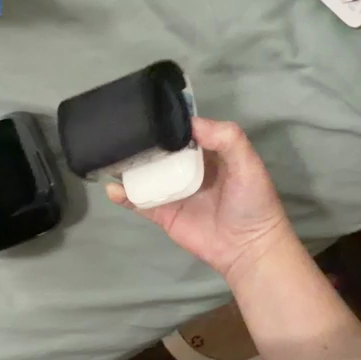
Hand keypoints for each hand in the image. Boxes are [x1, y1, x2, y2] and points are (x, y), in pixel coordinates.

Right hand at [107, 118, 294, 279]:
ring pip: (145, 174)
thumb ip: (226, 137)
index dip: (166, 122)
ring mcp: (173, 191)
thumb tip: (190, 123)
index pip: (182, 132)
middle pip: (159, 152)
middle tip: (119, 132)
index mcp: (207, 153)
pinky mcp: (163, 213)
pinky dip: (124, 195)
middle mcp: (187, 169)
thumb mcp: (248, 162)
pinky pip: (140, 202)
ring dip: (128, 166)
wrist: (248, 248)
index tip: (145, 111)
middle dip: (141, 142)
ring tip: (109, 156)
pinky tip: (112, 189)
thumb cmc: (252, 201)